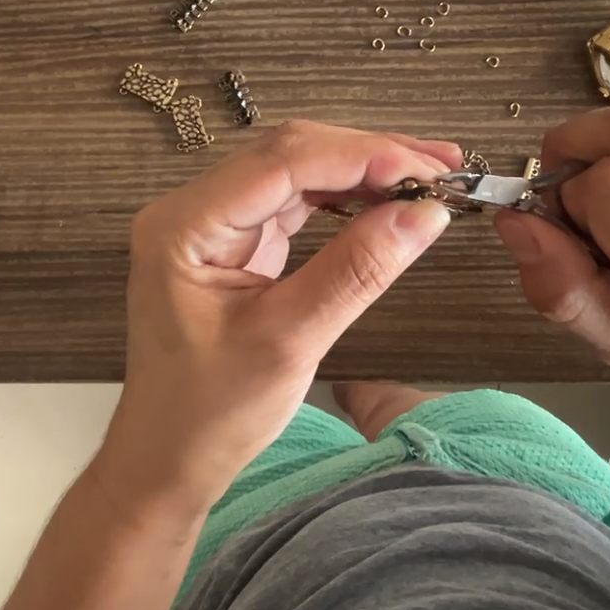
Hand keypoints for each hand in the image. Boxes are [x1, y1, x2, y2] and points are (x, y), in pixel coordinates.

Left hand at [93, 121, 459, 518]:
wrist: (168, 455)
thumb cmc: (212, 412)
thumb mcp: (290, 341)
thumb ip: (356, 270)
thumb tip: (425, 214)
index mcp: (184, 225)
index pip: (281, 162)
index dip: (360, 155)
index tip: (428, 169)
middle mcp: (190, 210)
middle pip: (287, 155)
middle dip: (365, 154)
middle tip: (440, 167)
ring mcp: (209, 223)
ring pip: (293, 172)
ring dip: (358, 170)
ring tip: (426, 176)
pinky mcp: (229, 241)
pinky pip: (290, 202)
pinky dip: (341, 198)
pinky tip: (382, 199)